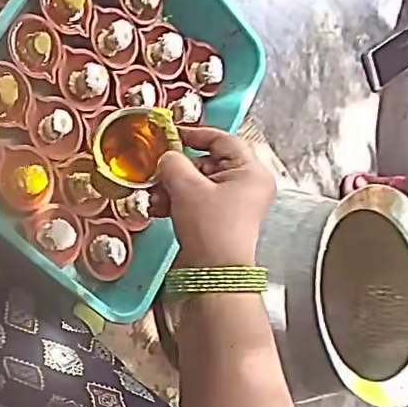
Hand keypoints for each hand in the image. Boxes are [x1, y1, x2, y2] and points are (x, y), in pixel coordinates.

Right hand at [154, 125, 276, 267]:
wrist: (213, 272)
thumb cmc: (212, 231)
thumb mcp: (187, 189)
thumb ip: (173, 164)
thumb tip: (166, 157)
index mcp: (251, 172)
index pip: (223, 140)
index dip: (196, 135)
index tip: (174, 134)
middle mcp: (247, 185)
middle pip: (208, 162)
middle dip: (178, 169)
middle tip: (158, 170)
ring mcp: (234, 203)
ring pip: (199, 183)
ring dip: (173, 187)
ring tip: (156, 194)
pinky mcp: (220, 218)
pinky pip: (196, 200)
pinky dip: (178, 201)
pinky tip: (160, 206)